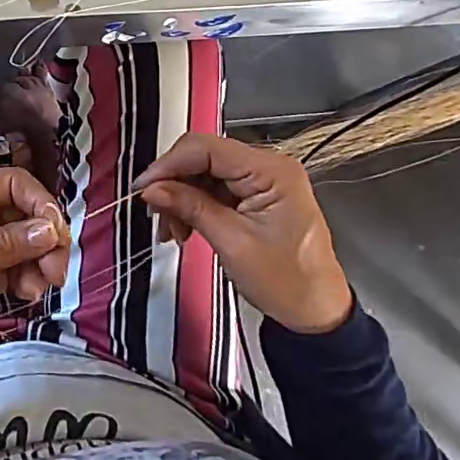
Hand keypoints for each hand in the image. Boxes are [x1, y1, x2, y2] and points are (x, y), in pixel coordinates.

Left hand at [0, 168, 69, 359]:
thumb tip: (51, 229)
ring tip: (35, 288)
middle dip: (46, 239)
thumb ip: (6, 242)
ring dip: (41, 262)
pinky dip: (30, 277)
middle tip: (54, 271)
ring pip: (30, 240)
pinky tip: (24, 293)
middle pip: (28, 211)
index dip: (41, 204)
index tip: (57, 234)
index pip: (15, 182)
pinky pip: (22, 264)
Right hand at [132, 134, 352, 334]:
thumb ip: (190, 207)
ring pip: (199, 171)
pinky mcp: (251, 192)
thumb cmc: (290, 283)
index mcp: (273, 173)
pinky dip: (190, 204)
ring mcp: (260, 179)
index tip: (145, 187)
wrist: (315, 311)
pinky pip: (208, 186)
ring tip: (172, 227)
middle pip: (200, 157)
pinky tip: (183, 226)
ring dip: (178, 197)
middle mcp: (268, 167)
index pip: (206, 148)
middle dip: (172, 182)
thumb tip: (153, 188)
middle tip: (154, 209)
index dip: (169, 164)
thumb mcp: (233, 242)